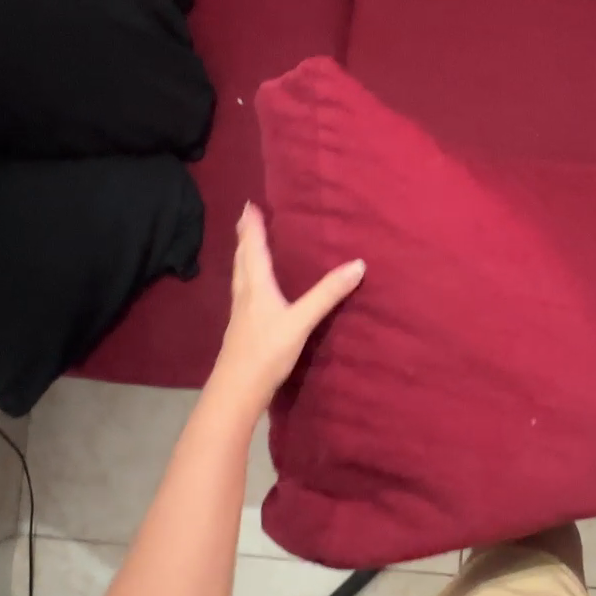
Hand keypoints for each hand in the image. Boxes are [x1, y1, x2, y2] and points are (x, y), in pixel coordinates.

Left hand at [209, 202, 363, 404]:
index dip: (252, 228)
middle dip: (245, 238)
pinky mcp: (242, 330)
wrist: (237, 390)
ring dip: (244, 258)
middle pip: (242, 260)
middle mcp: (245, 296)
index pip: (253, 250)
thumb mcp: (301, 321)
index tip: (248, 205)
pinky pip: (245, 294)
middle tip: (246, 219)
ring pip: (240, 277)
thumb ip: (328, 294)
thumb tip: (358, 264)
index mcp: (256, 288)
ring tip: (248, 247)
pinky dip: (248, 280)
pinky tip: (254, 291)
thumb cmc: (266, 352)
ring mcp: (241, 315)